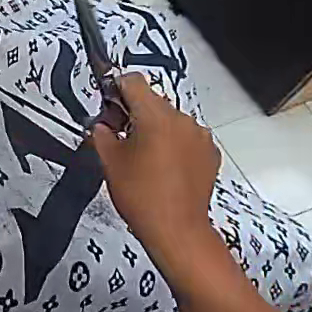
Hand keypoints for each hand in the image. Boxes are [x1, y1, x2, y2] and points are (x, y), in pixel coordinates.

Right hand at [91, 75, 221, 264]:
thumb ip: (102, 135)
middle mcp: (181, 120)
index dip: (116, 89)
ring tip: (144, 159)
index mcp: (155, 116)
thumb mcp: (110, 163)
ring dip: (157, 131)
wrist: (176, 230)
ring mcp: (199, 136)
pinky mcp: (210, 153)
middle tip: (121, 138)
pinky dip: (175, 146)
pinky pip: (188, 138)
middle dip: (135, 115)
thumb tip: (101, 127)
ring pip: (171, 121)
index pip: (133, 81)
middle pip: (153, 102)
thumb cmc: (143, 198)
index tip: (110, 104)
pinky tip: (164, 168)